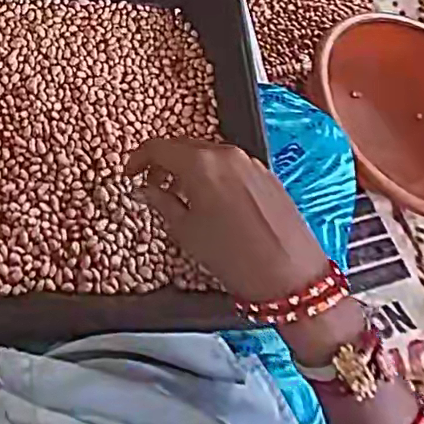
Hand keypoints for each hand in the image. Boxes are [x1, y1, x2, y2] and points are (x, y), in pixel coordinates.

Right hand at [126, 138, 332, 303]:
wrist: (293, 276)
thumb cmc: (236, 257)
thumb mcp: (187, 232)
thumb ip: (161, 202)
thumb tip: (144, 190)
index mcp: (200, 163)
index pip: (158, 147)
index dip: (138, 159)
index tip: (130, 174)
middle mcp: (225, 154)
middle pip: (183, 146)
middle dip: (163, 163)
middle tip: (151, 185)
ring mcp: (248, 161)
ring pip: (207, 154)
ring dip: (188, 168)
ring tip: (180, 196)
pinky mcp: (266, 173)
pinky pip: (229, 164)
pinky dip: (212, 174)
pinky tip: (210, 200)